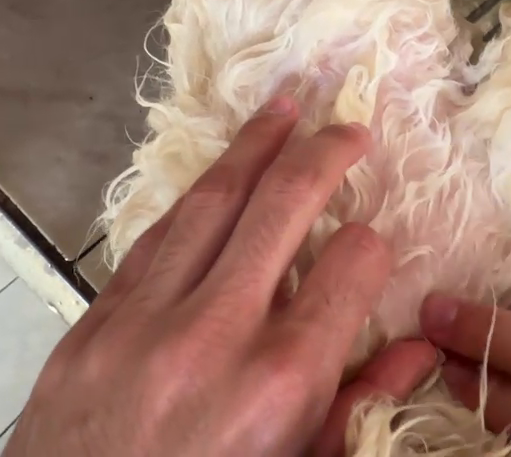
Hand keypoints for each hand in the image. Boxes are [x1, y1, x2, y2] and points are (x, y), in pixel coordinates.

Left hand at [6, 98, 437, 456]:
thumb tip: (421, 343)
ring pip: (211, 202)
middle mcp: (214, 337)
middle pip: (283, 203)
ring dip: (253, 145)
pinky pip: (153, 241)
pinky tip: (217, 177)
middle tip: (349, 126)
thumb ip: (361, 406)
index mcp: (280, 383)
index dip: (371, 249)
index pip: (353, 264)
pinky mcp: (88, 330)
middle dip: (325, 153)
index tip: (369, 251)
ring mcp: (140, 327)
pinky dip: (193, 201)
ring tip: (283, 105)